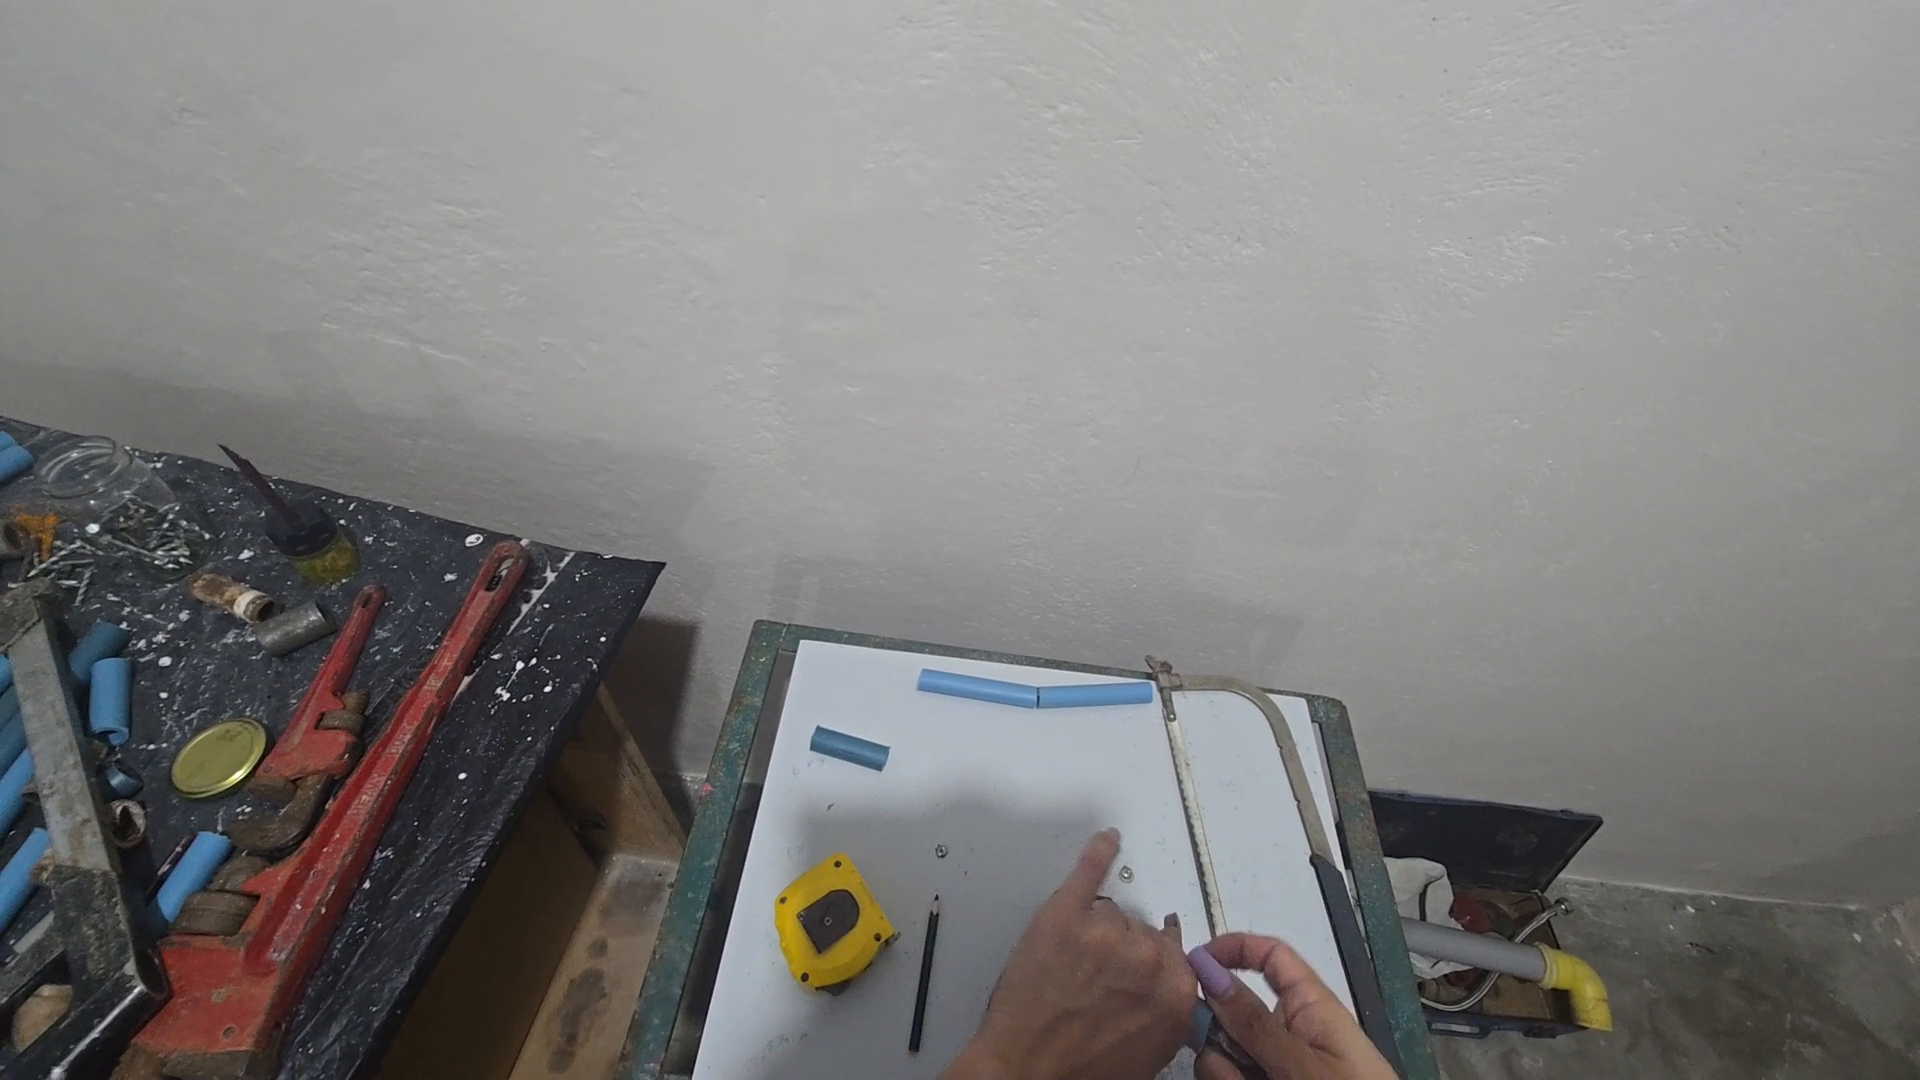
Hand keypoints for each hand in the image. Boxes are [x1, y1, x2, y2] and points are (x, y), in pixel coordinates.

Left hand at [943, 829, 1196, 1079]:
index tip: (1141, 958)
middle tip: (1095, 979)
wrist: (1026, 1071)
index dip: (1147, 960)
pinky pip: (1087, 872)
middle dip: (1120, 949)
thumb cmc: (1083, 1069)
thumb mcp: (1148, 1049)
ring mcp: (1104, 930)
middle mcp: (1145, 955)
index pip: (1173, 950)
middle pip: (1139, 927)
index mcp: (1175, 991)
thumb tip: (1168, 985)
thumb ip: (1166, 1006)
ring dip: (1093, 931)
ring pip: (1109, 911)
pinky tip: (1107, 839)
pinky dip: (1098, 852)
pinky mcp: (1066, 913)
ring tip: (1072, 967)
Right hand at [1186, 934, 1396, 1079]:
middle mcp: (1288, 1030)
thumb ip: (1254, 1022)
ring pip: (1225, 1050)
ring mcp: (1276, 1065)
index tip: (1195, 964)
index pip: (1269, 954)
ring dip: (1223, 1072)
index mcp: (1309, 1005)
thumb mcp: (1304, 1066)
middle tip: (1223, 1066)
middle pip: (1233, 1009)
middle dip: (1217, 1034)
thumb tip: (1205, 967)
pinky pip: (1232, 1076)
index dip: (1233, 947)